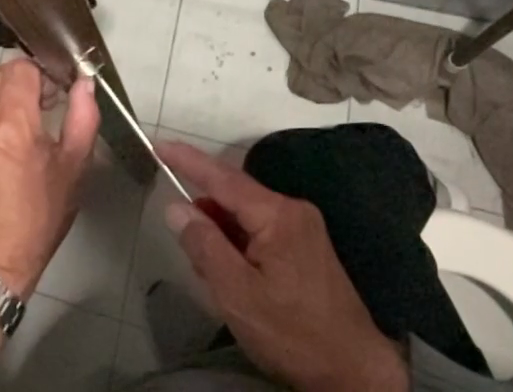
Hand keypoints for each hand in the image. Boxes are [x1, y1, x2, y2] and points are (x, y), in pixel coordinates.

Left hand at [0, 58, 98, 296]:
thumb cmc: (39, 216)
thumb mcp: (73, 168)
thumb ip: (83, 116)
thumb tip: (84, 83)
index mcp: (12, 122)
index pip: (22, 68)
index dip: (42, 75)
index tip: (53, 94)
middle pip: (1, 77)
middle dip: (23, 86)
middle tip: (40, 111)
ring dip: (2, 103)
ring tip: (17, 135)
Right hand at [159, 141, 408, 391]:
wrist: (354, 372)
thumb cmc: (292, 333)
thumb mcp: (237, 293)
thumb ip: (204, 246)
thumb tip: (176, 208)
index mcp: (278, 215)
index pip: (223, 177)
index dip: (187, 160)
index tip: (159, 144)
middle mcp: (293, 211)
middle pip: (234, 197)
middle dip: (205, 215)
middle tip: (189, 253)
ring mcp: (303, 229)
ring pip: (245, 216)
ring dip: (221, 235)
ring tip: (211, 275)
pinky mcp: (306, 249)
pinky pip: (260, 231)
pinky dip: (238, 245)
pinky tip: (232, 277)